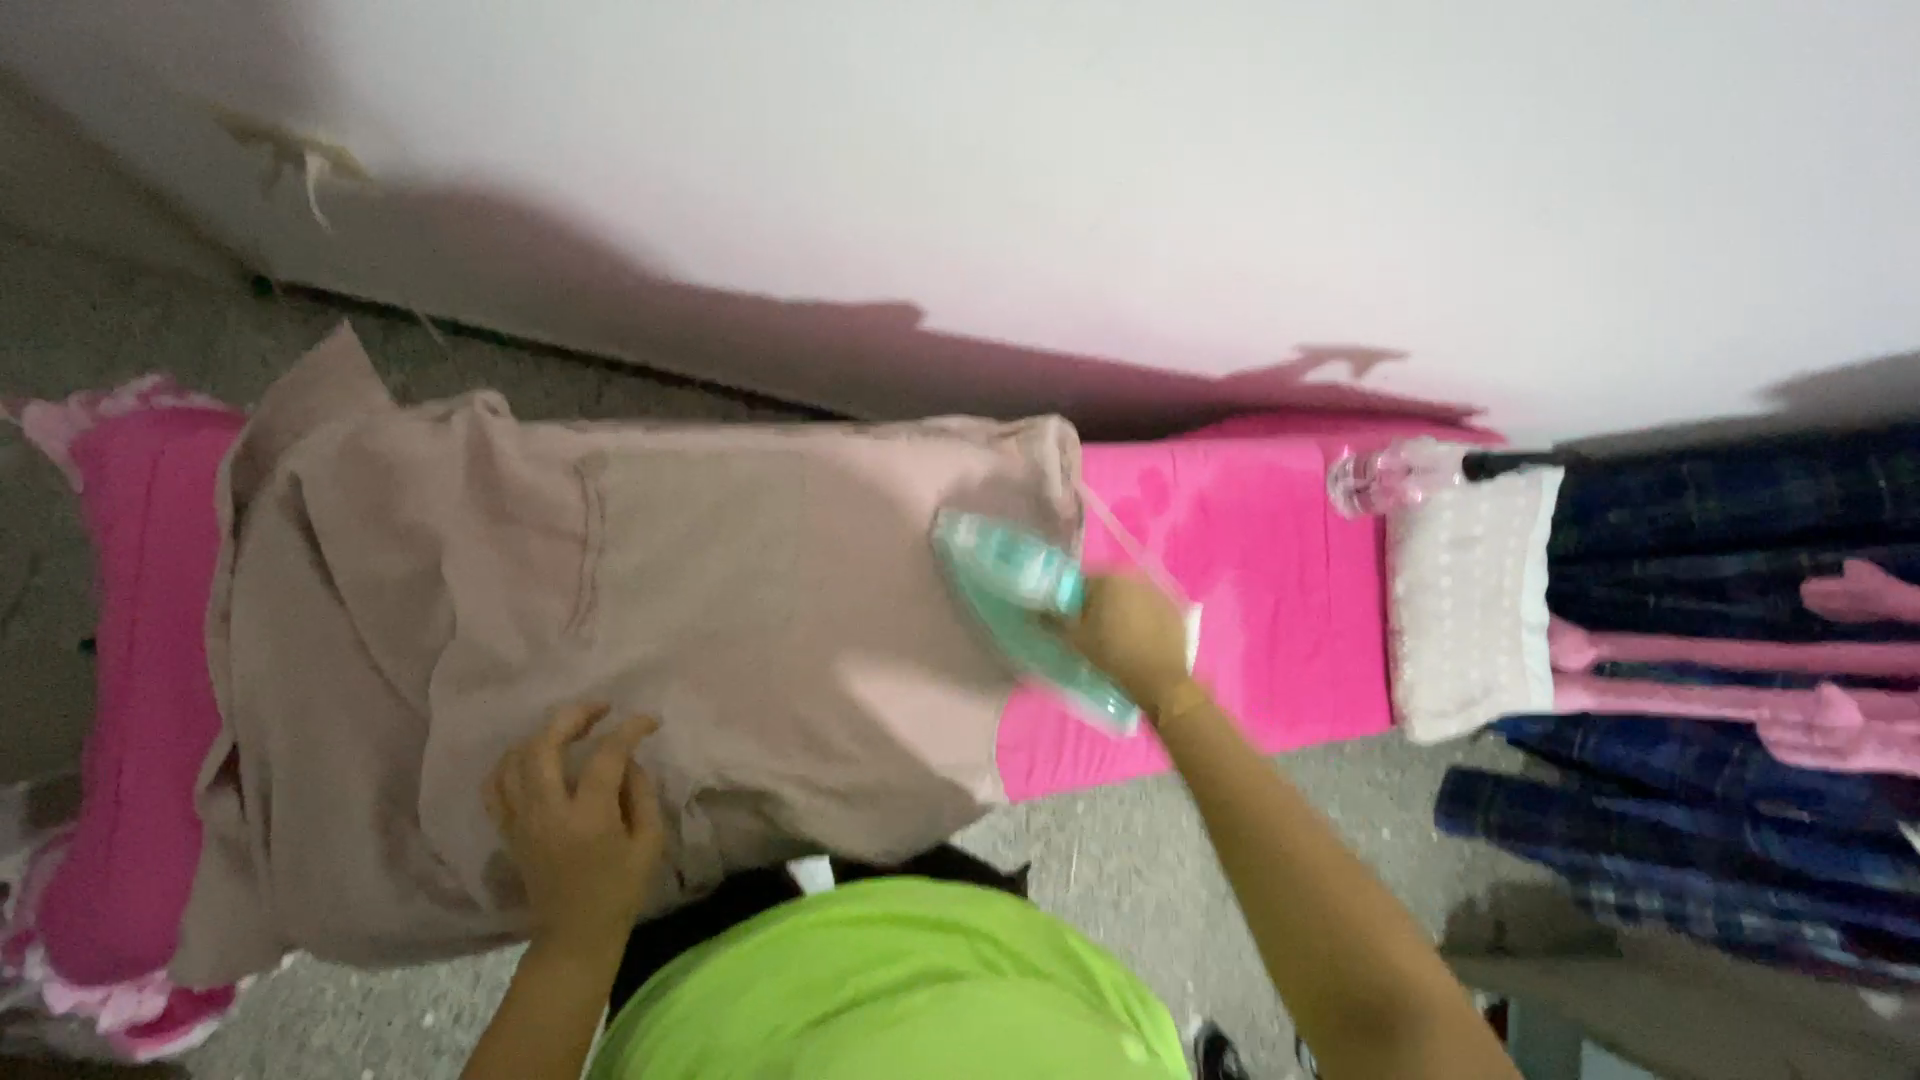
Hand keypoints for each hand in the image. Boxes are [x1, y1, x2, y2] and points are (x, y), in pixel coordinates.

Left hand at [483, 702, 665, 951]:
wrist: (574, 935)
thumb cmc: (620, 891)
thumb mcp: (649, 842)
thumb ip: (642, 794)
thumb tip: (629, 761)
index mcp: (588, 819)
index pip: (605, 756)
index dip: (629, 729)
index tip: (649, 721)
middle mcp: (546, 813)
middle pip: (544, 745)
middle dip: (573, 716)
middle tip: (601, 709)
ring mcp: (520, 821)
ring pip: (514, 759)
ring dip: (543, 733)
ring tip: (572, 728)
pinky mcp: (507, 830)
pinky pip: (495, 784)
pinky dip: (513, 761)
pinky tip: (536, 755)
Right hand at [1064, 574, 1192, 709]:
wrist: (1158, 679)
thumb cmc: (1112, 654)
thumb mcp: (1075, 639)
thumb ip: (1053, 619)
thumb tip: (1038, 610)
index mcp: (1109, 578)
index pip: (1083, 582)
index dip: (1075, 602)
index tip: (1075, 621)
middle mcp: (1135, 577)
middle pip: (1109, 588)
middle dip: (1100, 604)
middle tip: (1095, 630)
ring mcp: (1159, 592)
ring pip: (1131, 597)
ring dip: (1123, 609)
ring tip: (1120, 636)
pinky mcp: (1176, 608)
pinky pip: (1151, 608)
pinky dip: (1144, 617)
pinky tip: (1141, 638)